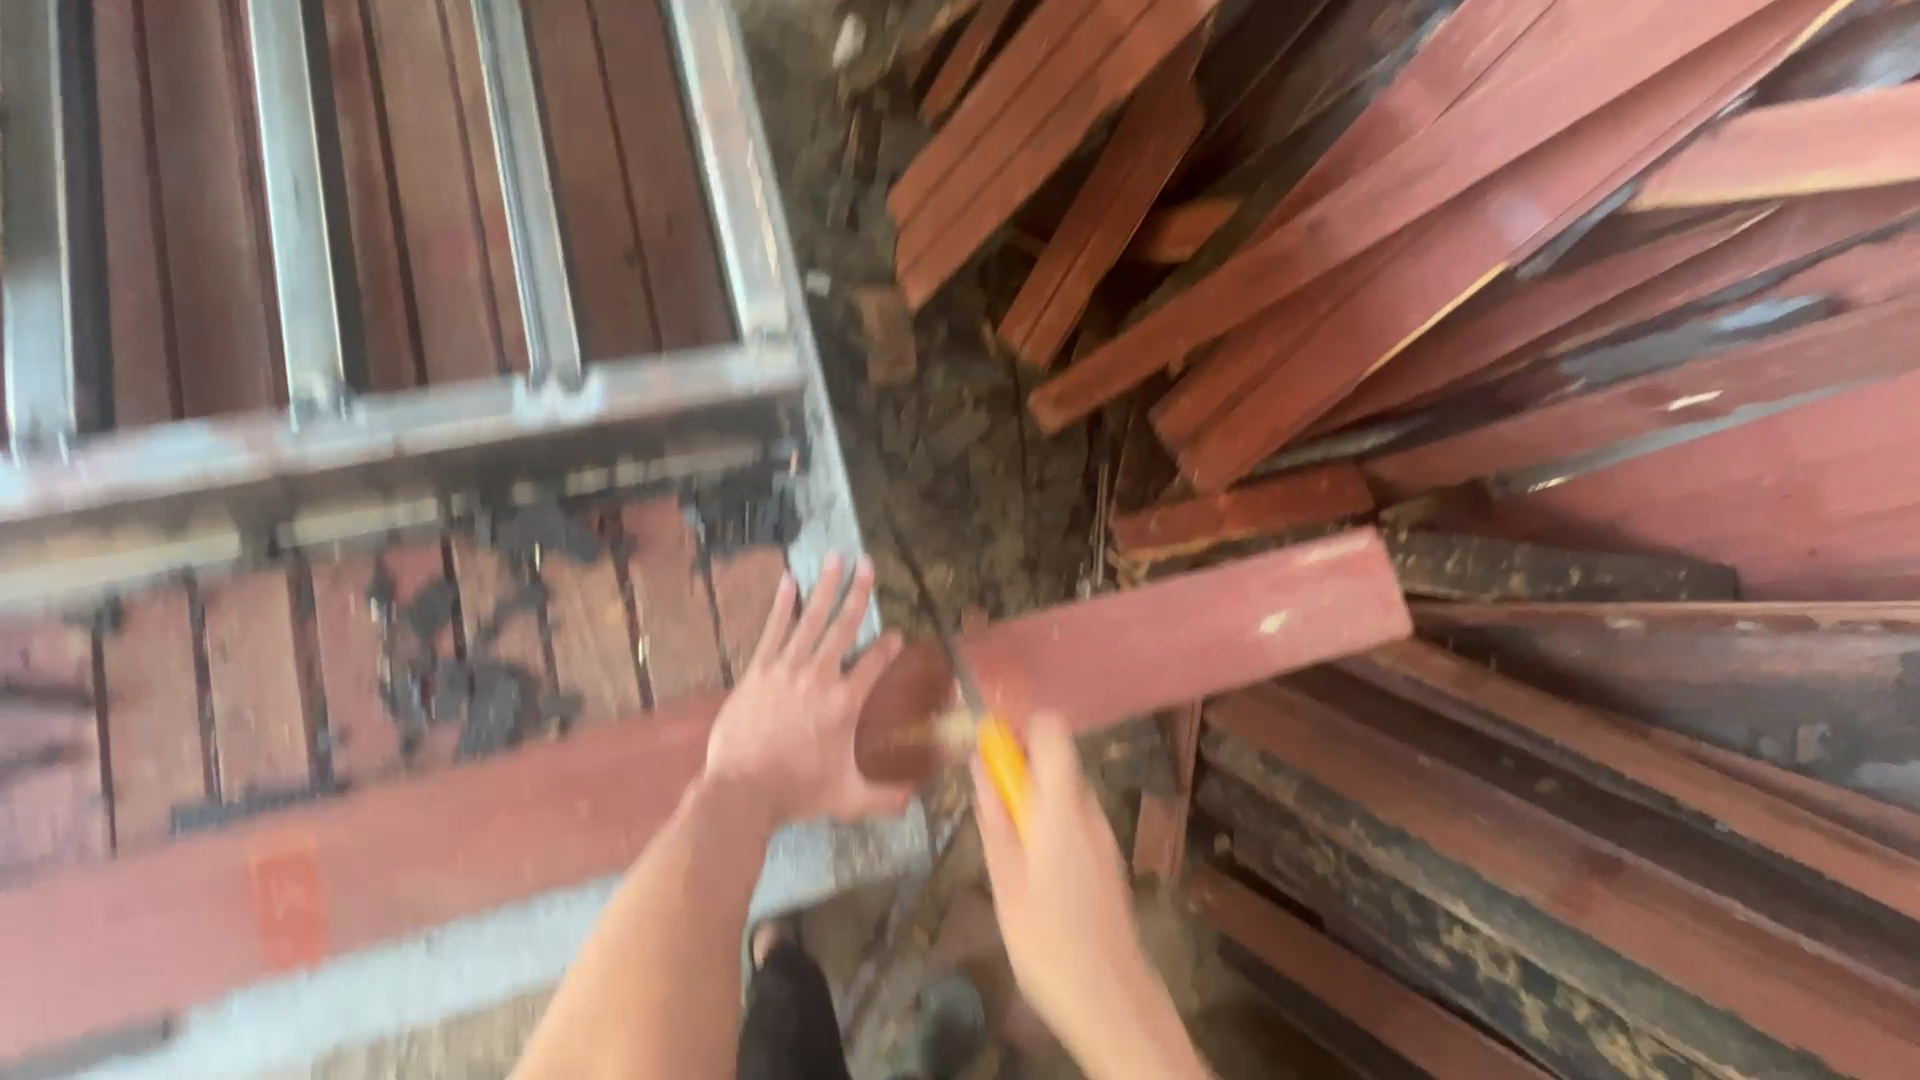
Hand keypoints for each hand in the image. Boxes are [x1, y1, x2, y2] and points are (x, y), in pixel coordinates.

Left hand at [704, 554, 910, 824]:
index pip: (875, 663)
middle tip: (869, 564)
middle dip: (858, 593)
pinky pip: (773, 631)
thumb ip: (883, 797)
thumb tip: (913, 800)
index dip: (889, 646)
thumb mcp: (848, 798)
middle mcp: (820, 676)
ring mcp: (786, 669)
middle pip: (844, 626)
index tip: (897, 634)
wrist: (742, 790)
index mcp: (845, 703)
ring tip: (836, 558)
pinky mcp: (758, 671)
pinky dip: (782, 606)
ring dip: (825, 587)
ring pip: (811, 620)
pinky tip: (789, 581)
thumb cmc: (797, 791)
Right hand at [974, 714, 1208, 1079]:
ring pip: (1065, 789)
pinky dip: (1051, 822)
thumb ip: (994, 816)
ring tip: (1008, 846)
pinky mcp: (1108, 856)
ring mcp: (1104, 833)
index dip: (1021, 728)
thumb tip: (980, 763)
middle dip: (1021, 769)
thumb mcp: (1005, 879)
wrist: (1110, 998)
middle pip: (1057, 759)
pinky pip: (1075, 817)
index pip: (1052, 730)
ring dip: (1034, 798)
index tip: (991, 752)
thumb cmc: (1047, 940)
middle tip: (990, 805)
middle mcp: (1090, 808)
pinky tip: (1034, 869)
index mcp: (1062, 805)